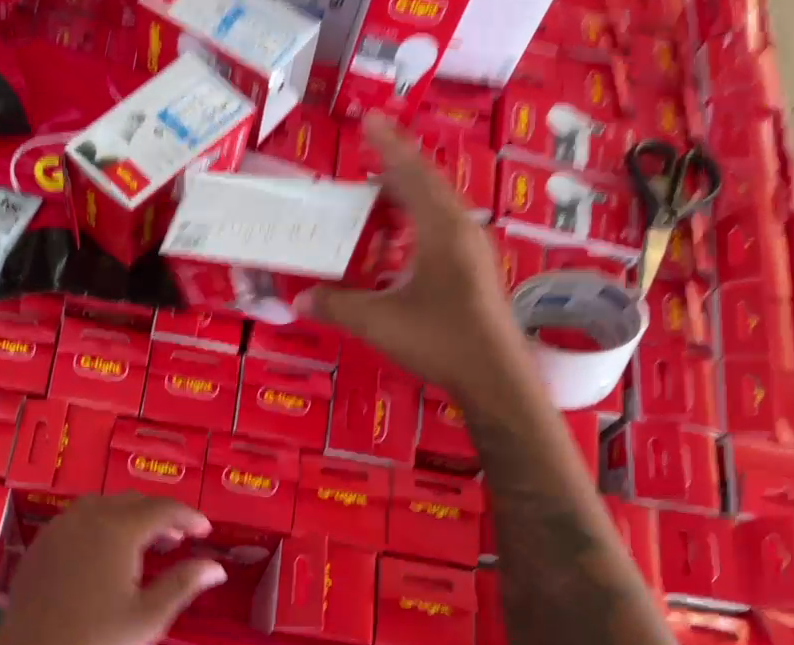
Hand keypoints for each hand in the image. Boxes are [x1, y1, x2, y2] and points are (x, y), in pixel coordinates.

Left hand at [0, 495, 226, 644]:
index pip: (162, 509)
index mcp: (118, 530)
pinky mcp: (40, 545)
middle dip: (159, 515)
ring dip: (128, 516)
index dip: (188, 516)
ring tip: (143, 544)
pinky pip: (76, 521)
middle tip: (178, 539)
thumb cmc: (98, 639)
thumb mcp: (149, 615)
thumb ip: (183, 584)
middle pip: (131, 501)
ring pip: (101, 506)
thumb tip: (215, 567)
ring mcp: (58, 529)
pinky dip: (99, 525)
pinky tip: (105, 555)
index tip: (205, 530)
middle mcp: (87, 518)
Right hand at [304, 115, 529, 397]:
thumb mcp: (379, 322)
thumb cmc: (439, 339)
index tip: (368, 120)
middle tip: (364, 166)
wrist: (493, 375)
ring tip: (377, 204)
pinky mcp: (475, 272)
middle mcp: (461, 229)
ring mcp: (473, 251)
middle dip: (394, 172)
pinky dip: (416, 226)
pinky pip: (441, 232)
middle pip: (426, 186)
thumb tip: (300, 298)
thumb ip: (337, 306)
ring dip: (406, 201)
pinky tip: (400, 248)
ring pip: (436, 210)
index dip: (386, 146)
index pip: (409, 173)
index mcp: (440, 228)